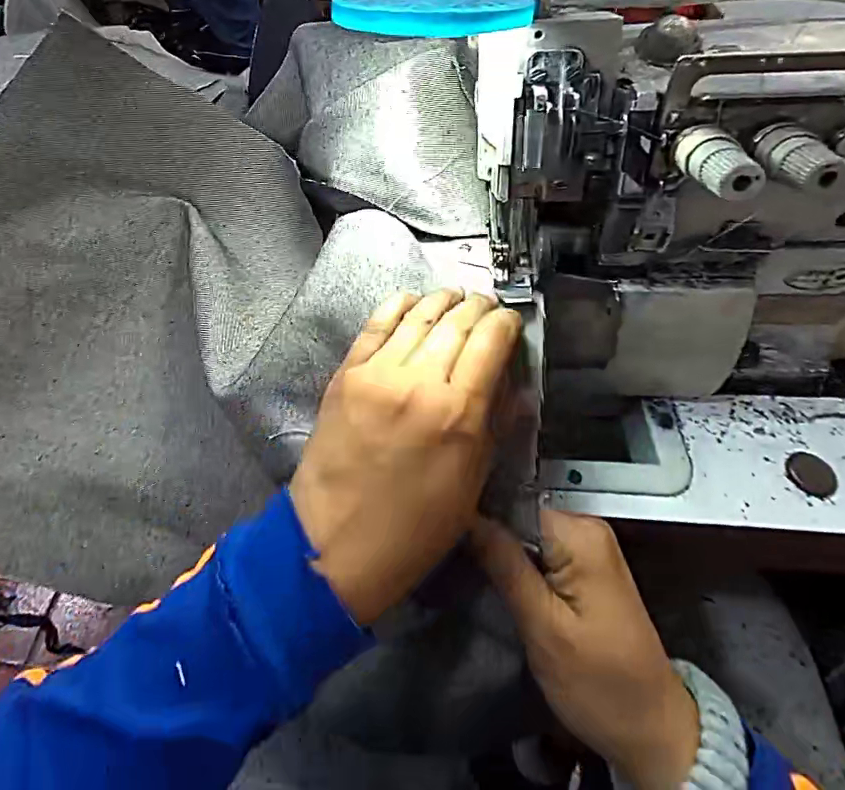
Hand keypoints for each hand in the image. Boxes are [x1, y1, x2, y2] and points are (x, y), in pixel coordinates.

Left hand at [291, 290, 522, 625]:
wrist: (332, 546)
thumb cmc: (415, 527)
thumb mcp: (473, 482)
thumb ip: (496, 423)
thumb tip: (511, 380)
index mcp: (459, 412)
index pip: (492, 341)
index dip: (507, 324)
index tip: (512, 323)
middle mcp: (421, 381)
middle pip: (458, 321)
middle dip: (479, 307)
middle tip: (487, 307)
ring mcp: (378, 373)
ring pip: (420, 314)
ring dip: (443, 300)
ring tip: (456, 297)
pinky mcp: (346, 374)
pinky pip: (376, 324)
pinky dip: (398, 305)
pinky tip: (413, 300)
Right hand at [474, 510, 698, 788]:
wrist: (649, 723)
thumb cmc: (597, 682)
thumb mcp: (544, 629)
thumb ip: (507, 568)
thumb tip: (470, 518)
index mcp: (581, 535)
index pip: (517, 505)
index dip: (482, 517)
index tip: (448, 537)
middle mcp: (589, 528)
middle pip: (524, 517)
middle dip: (491, 537)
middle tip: (456, 563)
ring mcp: (592, 546)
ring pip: (531, 534)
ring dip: (504, 553)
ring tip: (472, 574)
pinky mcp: (589, 565)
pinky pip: (545, 551)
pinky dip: (523, 565)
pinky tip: (502, 583)